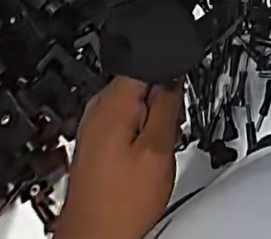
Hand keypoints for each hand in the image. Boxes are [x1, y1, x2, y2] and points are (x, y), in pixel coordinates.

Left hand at [57, 77, 181, 238]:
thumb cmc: (120, 208)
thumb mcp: (157, 151)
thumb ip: (167, 105)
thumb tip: (173, 73)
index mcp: (111, 103)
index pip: (147, 62)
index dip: (169, 76)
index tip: (177, 99)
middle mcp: (97, 109)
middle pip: (142, 82)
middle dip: (162, 101)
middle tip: (170, 131)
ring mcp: (93, 127)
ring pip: (135, 103)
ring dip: (152, 119)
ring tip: (157, 149)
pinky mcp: (95, 143)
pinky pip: (125, 122)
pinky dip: (139, 134)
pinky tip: (144, 159)